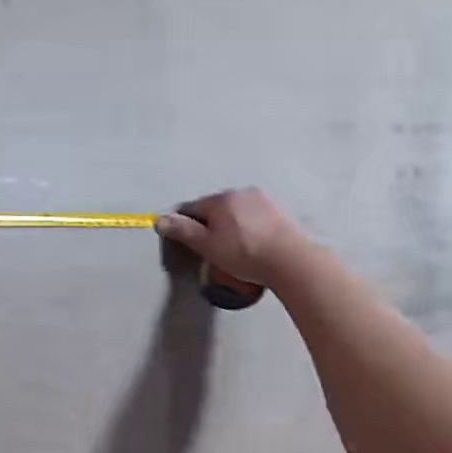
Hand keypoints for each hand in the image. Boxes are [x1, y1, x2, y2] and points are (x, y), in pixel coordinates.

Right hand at [155, 187, 308, 285]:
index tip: (191, 242)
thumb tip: (160, 220)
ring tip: (239, 248)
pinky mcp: (282, 211)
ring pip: (238, 210)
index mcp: (220, 199)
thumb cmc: (244, 253)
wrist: (292, 260)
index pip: (192, 208)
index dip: (186, 225)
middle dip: (212, 223)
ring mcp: (265, 200)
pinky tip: (257, 244)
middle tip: (215, 249)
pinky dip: (253, 226)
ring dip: (234, 224)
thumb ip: (182, 231)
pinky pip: (258, 216)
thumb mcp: (207, 246)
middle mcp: (241, 192)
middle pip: (216, 207)